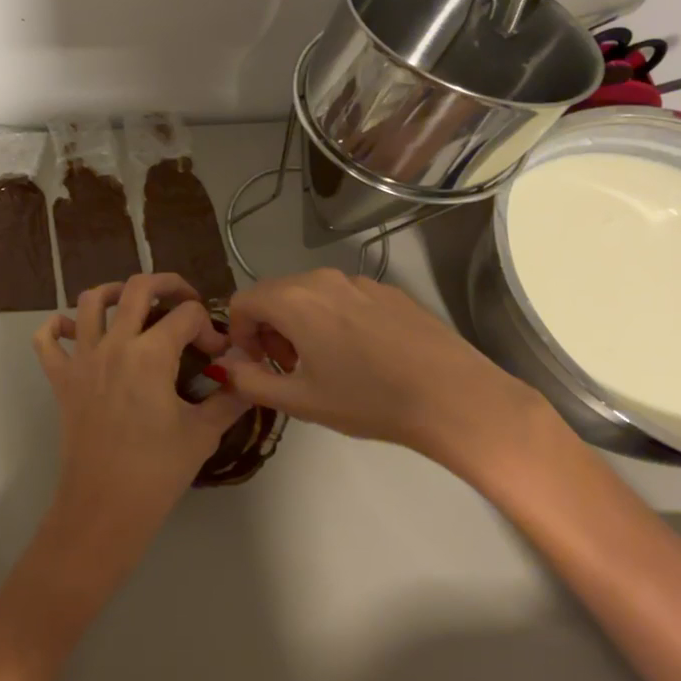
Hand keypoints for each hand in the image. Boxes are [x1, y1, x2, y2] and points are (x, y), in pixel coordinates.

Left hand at [32, 274, 249, 539]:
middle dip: (168, 285)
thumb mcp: (203, 432)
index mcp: (151, 354)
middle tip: (184, 300)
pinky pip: (47, 338)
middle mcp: (113, 345)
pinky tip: (76, 330)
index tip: (217, 354)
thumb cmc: (158, 470)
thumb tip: (248, 377)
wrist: (106, 503)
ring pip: (90, 301)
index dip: (208, 327)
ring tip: (133, 304)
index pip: (186, 315)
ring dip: (114, 293)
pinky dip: (58, 325)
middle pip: (138, 288)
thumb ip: (229, 398)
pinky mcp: (59, 378)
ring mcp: (81, 359)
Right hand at [223, 269, 551, 470]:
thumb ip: (249, 382)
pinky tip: (363, 358)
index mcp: (293, 300)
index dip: (239, 335)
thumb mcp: (299, 401)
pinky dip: (335, 321)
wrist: (454, 398)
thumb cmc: (368, 400)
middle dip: (269, 330)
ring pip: (310, 296)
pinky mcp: (390, 292)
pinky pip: (344, 299)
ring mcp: (361, 282)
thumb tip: (227, 366)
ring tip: (326, 366)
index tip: (257, 367)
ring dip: (301, 325)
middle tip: (289, 369)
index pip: (242, 302)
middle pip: (274, 294)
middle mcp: (323, 279)